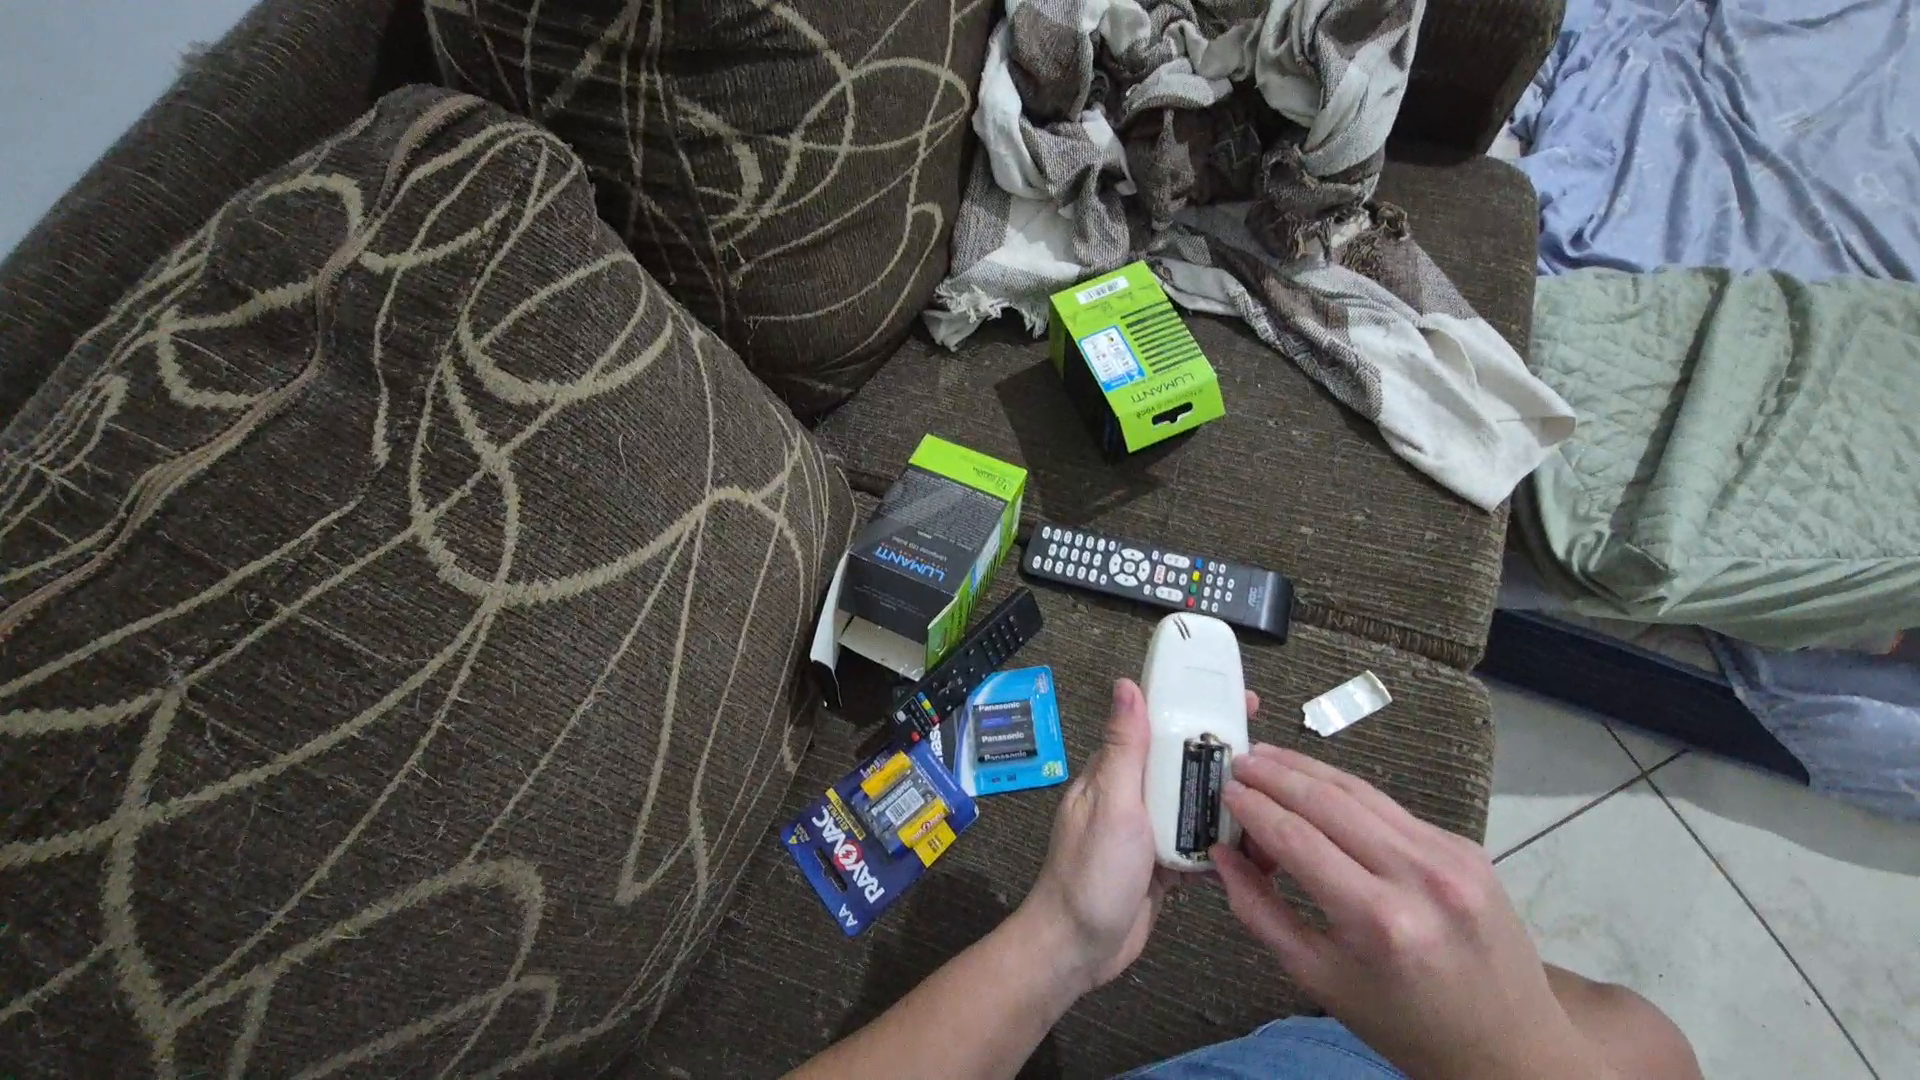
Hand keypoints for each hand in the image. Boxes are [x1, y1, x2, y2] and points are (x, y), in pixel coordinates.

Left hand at [1018, 678, 1259, 992]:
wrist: (1079, 947)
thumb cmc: (1090, 872)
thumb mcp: (1111, 803)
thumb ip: (1124, 748)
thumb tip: (1127, 684)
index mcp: (1115, 771)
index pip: (1157, 724)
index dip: (1193, 706)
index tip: (1237, 699)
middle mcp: (1131, 793)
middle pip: (1182, 761)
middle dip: (1222, 753)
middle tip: (1269, 754)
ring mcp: (1147, 828)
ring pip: (1194, 800)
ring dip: (1226, 798)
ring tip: (1270, 797)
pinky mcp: (1162, 861)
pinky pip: (1197, 840)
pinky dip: (1221, 840)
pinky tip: (1254, 843)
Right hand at [1212, 746, 1609, 1079]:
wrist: (1510, 1045)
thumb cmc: (1401, 1022)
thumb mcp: (1317, 977)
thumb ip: (1259, 911)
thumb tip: (1220, 855)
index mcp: (1377, 920)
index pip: (1296, 839)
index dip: (1253, 808)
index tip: (1224, 789)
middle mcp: (1417, 877)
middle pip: (1327, 803)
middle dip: (1275, 775)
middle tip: (1239, 759)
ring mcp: (1449, 857)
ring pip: (1360, 792)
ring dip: (1307, 769)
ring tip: (1268, 755)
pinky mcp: (1466, 847)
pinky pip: (1390, 808)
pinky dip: (1346, 792)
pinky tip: (1316, 785)